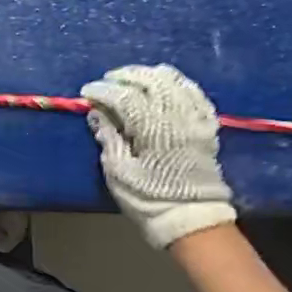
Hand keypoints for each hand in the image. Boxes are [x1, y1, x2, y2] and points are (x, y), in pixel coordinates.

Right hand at [80, 64, 235, 248]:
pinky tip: (162, 86)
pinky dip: (176, 84)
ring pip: (174, 82)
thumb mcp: (118, 171)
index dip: (103, 91)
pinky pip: (193, 93)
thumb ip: (109, 138)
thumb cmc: (147, 197)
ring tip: (131, 79)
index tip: (86, 92)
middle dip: (126, 77)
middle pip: (152, 82)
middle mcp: (178, 119)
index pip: (126, 97)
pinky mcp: (206, 124)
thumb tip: (97, 113)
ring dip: (150, 76)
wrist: (190, 215)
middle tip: (106, 81)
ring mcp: (195, 119)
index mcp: (154, 131)